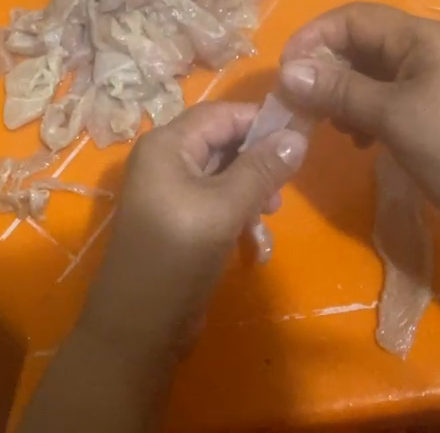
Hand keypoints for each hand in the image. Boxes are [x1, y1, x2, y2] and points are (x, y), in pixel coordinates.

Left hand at [77, 101, 306, 357]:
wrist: (138, 326)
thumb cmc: (178, 255)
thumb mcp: (224, 208)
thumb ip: (261, 169)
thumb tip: (298, 136)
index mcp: (167, 144)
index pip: (221, 113)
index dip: (260, 120)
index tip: (300, 136)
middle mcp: (165, 158)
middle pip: (222, 141)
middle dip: (257, 160)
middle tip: (286, 186)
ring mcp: (169, 190)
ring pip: (223, 173)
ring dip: (251, 191)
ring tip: (271, 215)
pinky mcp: (178, 218)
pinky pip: (215, 200)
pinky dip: (238, 214)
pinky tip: (256, 242)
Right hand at [278, 3, 439, 246]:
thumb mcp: (392, 116)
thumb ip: (338, 89)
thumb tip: (287, 72)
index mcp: (423, 37)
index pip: (353, 17)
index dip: (314, 37)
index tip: (285, 73)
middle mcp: (428, 50)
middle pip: (361, 43)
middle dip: (325, 68)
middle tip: (299, 102)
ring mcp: (434, 82)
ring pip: (370, 73)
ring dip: (342, 92)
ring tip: (326, 123)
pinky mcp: (435, 112)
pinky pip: (386, 98)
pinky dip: (363, 112)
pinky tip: (357, 140)